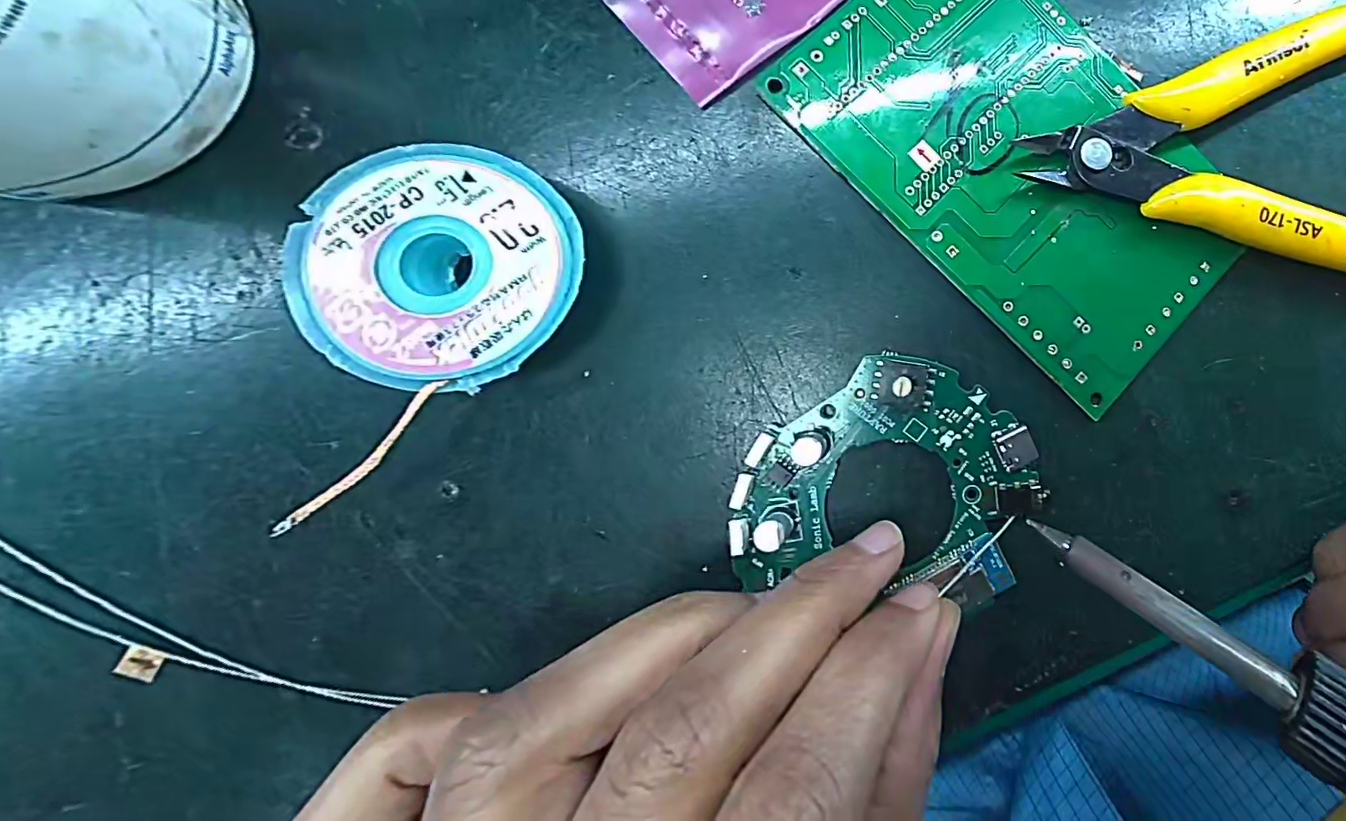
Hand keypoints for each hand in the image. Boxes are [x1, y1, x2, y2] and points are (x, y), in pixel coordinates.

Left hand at [296, 520, 958, 820]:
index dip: (872, 673)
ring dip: (687, 623)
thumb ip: (886, 776)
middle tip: (873, 553)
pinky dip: (527, 676)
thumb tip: (923, 634)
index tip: (922, 599)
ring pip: (545, 716)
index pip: (798, 791)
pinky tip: (635, 657)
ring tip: (770, 600)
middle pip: (683, 732)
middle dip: (804, 612)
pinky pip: (422, 737)